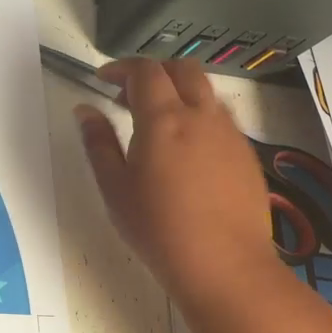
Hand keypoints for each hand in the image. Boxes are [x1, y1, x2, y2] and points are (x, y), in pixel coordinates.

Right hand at [74, 58, 285, 301]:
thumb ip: (98, 142)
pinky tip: (183, 148)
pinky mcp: (246, 154)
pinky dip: (198, 115)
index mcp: (164, 120)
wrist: (223, 264)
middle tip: (127, 96)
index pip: (145, 71)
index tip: (102, 80)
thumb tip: (85, 110)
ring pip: (206, 91)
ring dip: (178, 91)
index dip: (121, 68)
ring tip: (154, 122)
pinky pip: (220, 118)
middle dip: (153, 71)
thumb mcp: (114, 186)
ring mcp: (230, 134)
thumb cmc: (156, 227)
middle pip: (183, 69)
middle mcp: (202, 117)